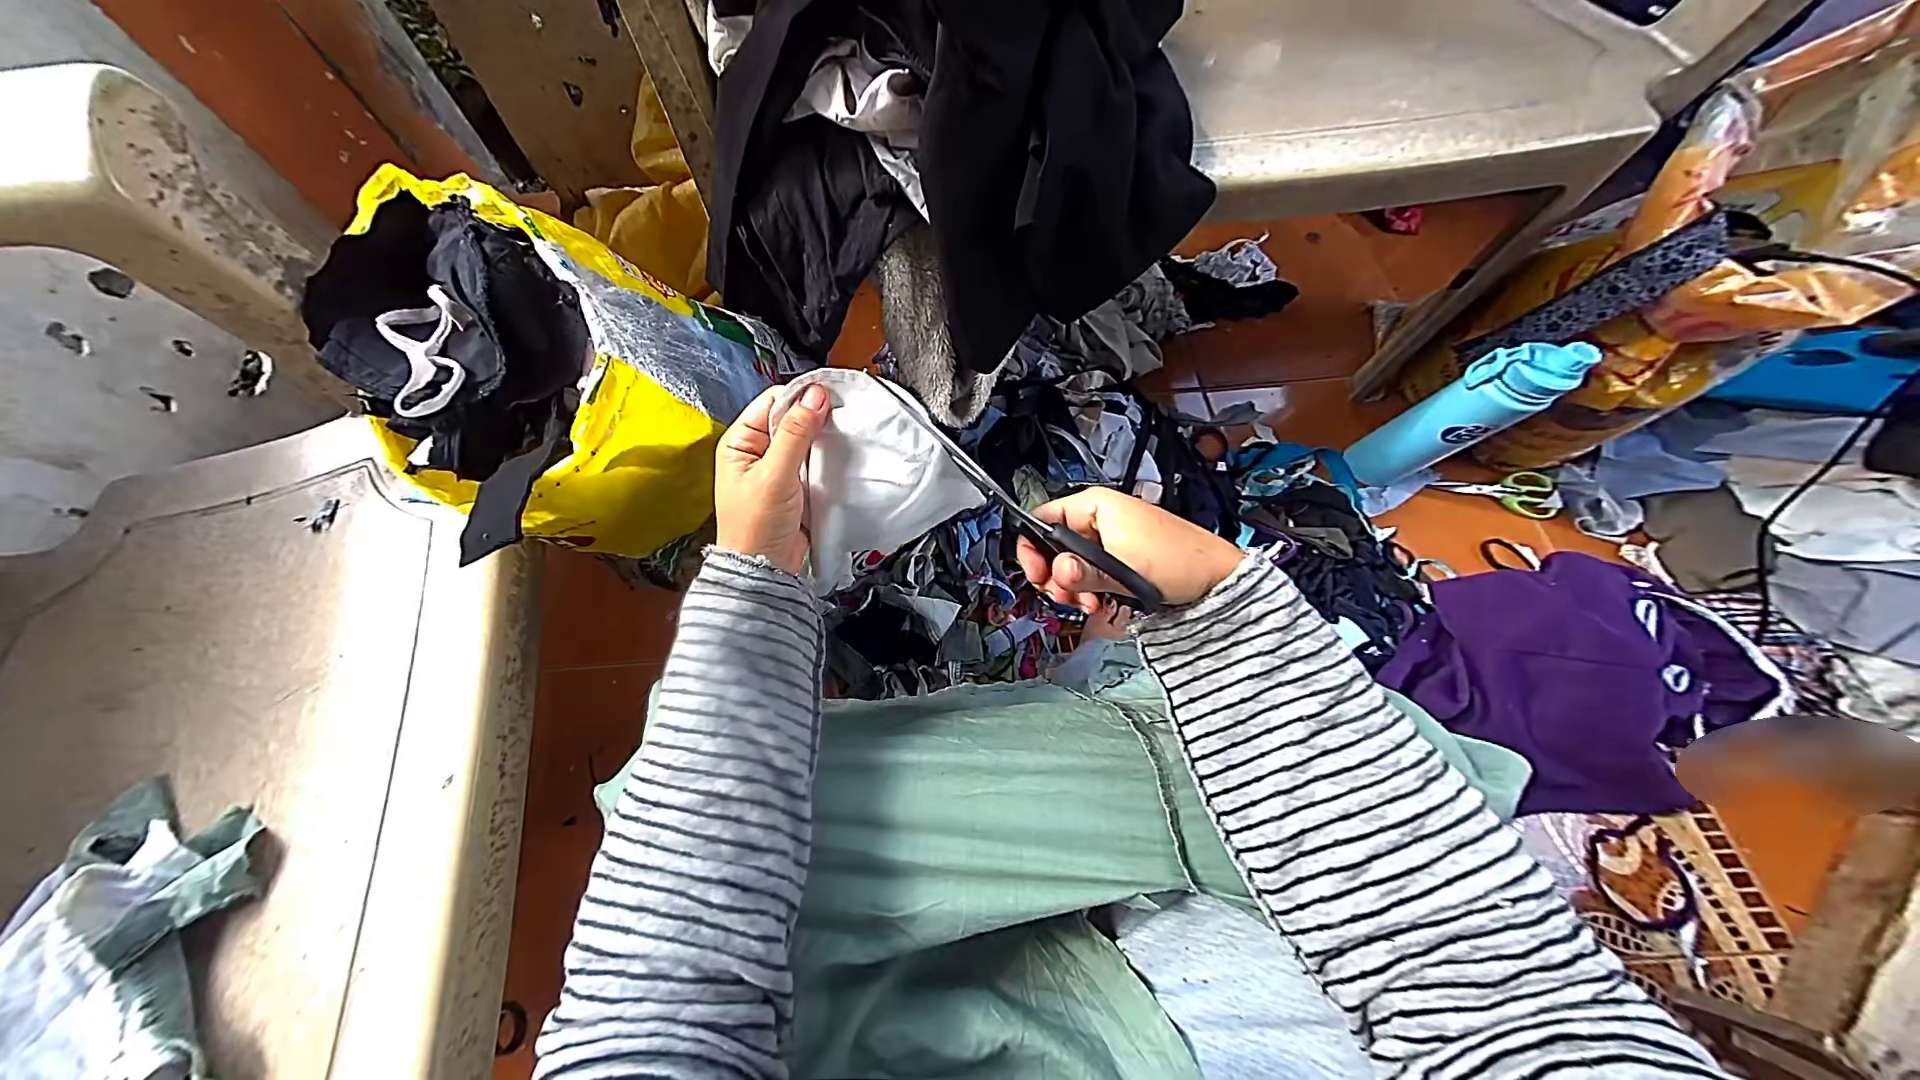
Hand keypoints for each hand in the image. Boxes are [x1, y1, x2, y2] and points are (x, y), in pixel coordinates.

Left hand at [714, 382, 830, 574]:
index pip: (773, 402)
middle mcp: (758, 452)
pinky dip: (827, 459)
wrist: (766, 568)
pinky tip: (836, 460)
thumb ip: (795, 434)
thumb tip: (813, 397)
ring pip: (807, 439)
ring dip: (822, 439)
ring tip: (837, 440)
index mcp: (741, 442)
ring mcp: (779, 468)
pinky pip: (816, 461)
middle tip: (837, 419)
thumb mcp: (774, 475)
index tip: (826, 397)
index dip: (800, 397)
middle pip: (792, 418)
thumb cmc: (754, 528)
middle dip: (815, 417)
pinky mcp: (797, 484)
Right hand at [1015, 487, 1243, 611]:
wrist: (1217, 579)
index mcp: (1096, 505)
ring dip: (1071, 586)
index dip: (1033, 548)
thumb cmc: (1182, 560)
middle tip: (1063, 595)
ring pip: (1069, 562)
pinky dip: (1087, 588)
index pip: (1043, 519)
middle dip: (1054, 575)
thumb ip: (1084, 572)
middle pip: (1053, 545)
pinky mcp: (1117, 556)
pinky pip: (1088, 571)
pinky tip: (1096, 602)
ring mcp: (1108, 538)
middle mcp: (1099, 518)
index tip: (1037, 575)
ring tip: (1085, 602)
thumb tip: (1057, 572)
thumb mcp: (1124, 569)